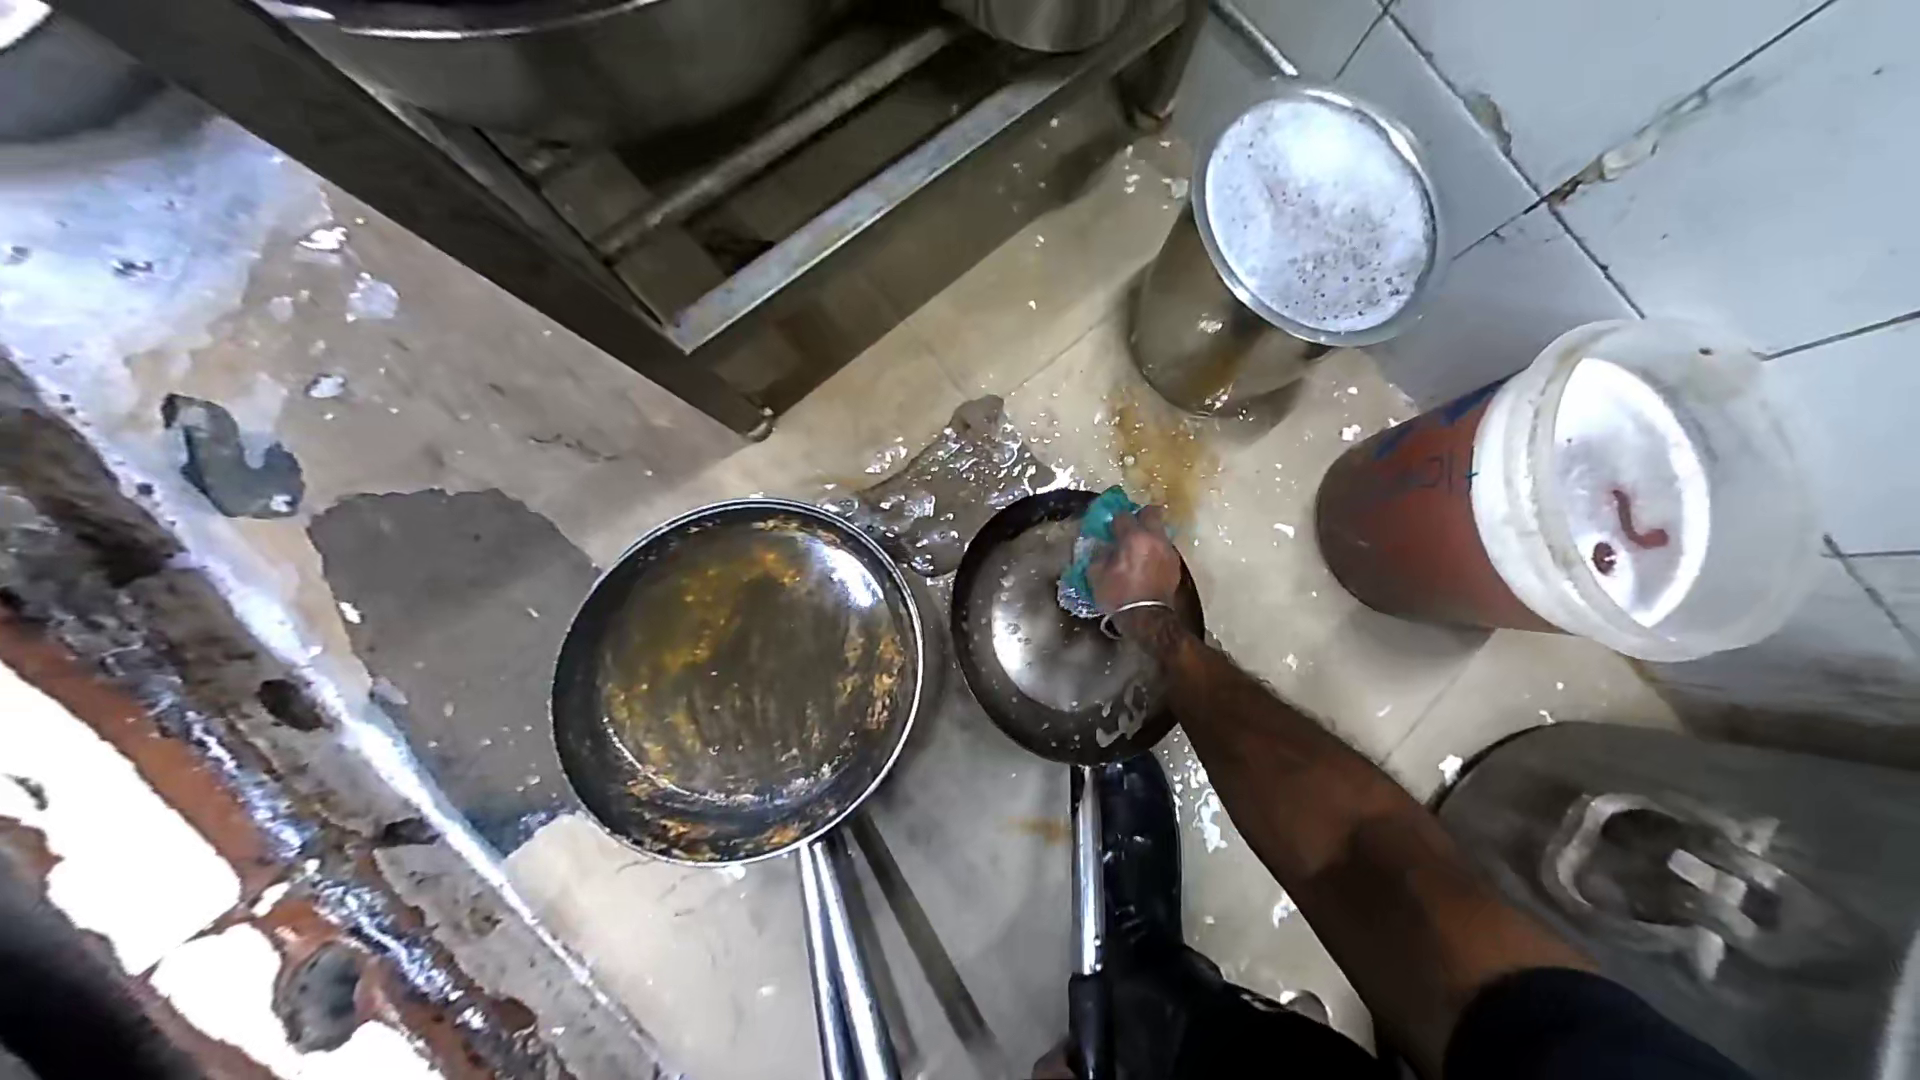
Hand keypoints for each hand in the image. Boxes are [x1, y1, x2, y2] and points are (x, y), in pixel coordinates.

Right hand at [1088, 506, 1183, 637]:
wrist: (1146, 618)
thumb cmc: (1118, 595)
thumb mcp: (1096, 574)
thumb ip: (1099, 554)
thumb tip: (1104, 547)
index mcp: (1134, 538)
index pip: (1123, 515)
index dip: (1114, 520)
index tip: (1109, 528)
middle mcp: (1155, 539)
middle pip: (1151, 512)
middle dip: (1140, 516)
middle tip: (1129, 529)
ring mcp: (1168, 550)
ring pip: (1160, 530)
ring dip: (1149, 534)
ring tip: (1139, 548)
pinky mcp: (1175, 564)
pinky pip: (1164, 548)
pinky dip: (1156, 550)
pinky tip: (1147, 563)